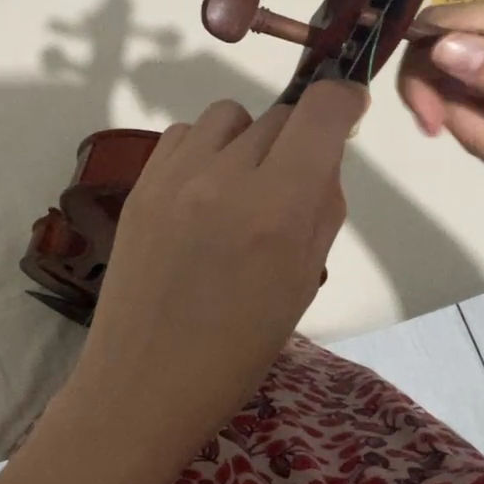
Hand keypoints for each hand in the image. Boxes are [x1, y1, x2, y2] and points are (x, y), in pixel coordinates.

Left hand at [84, 83, 367, 396]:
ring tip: (237, 190)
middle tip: (285, 189)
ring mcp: (172, 178)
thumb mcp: (304, 281)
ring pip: (226, 117)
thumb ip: (320, 208)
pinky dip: (201, 151)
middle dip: (295, 141)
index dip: (342, 104)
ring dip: (245, 139)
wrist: (144, 379)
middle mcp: (224, 178)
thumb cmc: (237, 349)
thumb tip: (323, 154)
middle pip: (277, 116)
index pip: (320, 109)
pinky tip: (199, 194)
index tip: (345, 117)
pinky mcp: (137, 185)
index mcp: (278, 208)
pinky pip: (181, 136)